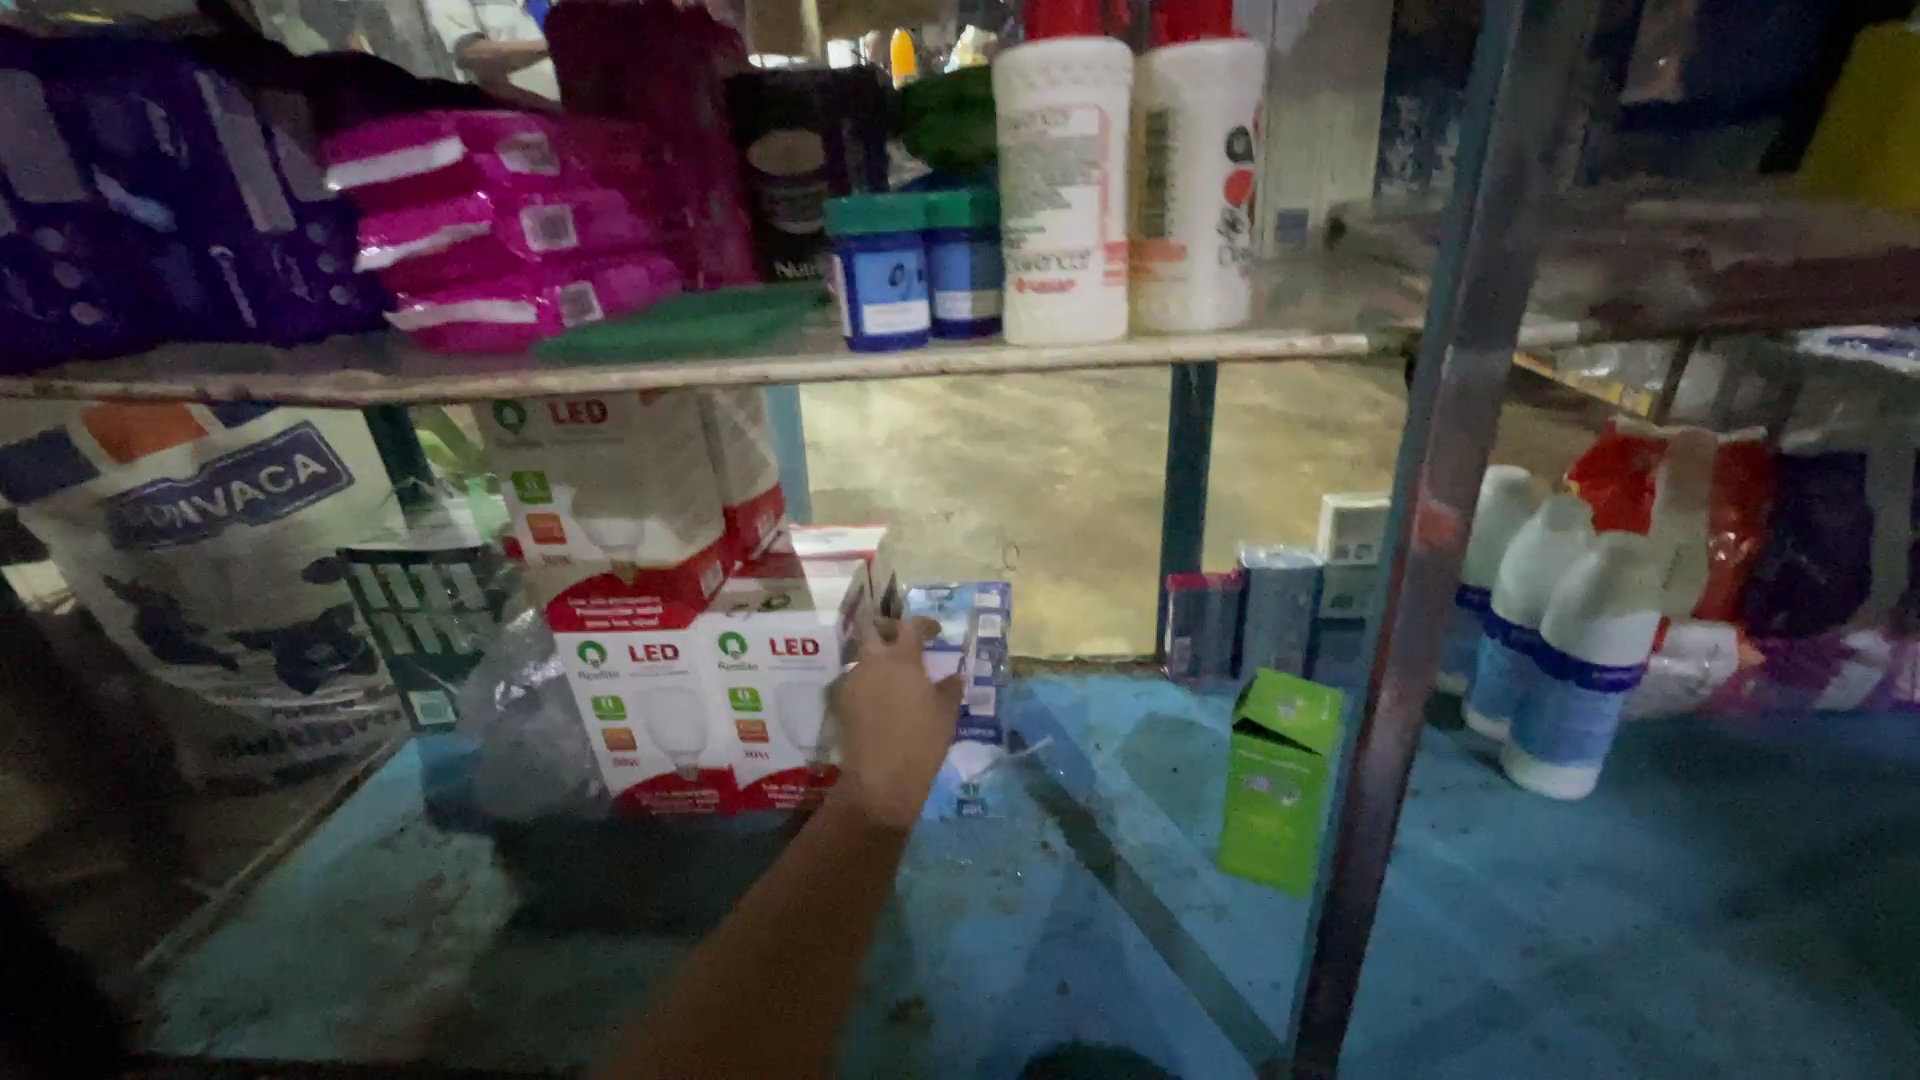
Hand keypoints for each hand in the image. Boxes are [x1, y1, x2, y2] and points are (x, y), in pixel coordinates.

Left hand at [826, 616, 962, 830]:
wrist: (881, 779)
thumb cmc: (922, 742)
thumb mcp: (946, 714)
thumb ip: (950, 689)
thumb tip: (955, 676)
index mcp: (902, 659)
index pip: (910, 626)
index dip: (924, 623)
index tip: (935, 631)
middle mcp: (873, 662)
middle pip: (872, 630)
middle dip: (887, 629)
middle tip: (902, 641)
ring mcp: (853, 681)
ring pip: (861, 656)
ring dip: (876, 657)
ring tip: (892, 674)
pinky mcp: (841, 702)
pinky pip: (854, 680)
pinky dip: (867, 681)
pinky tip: (879, 698)